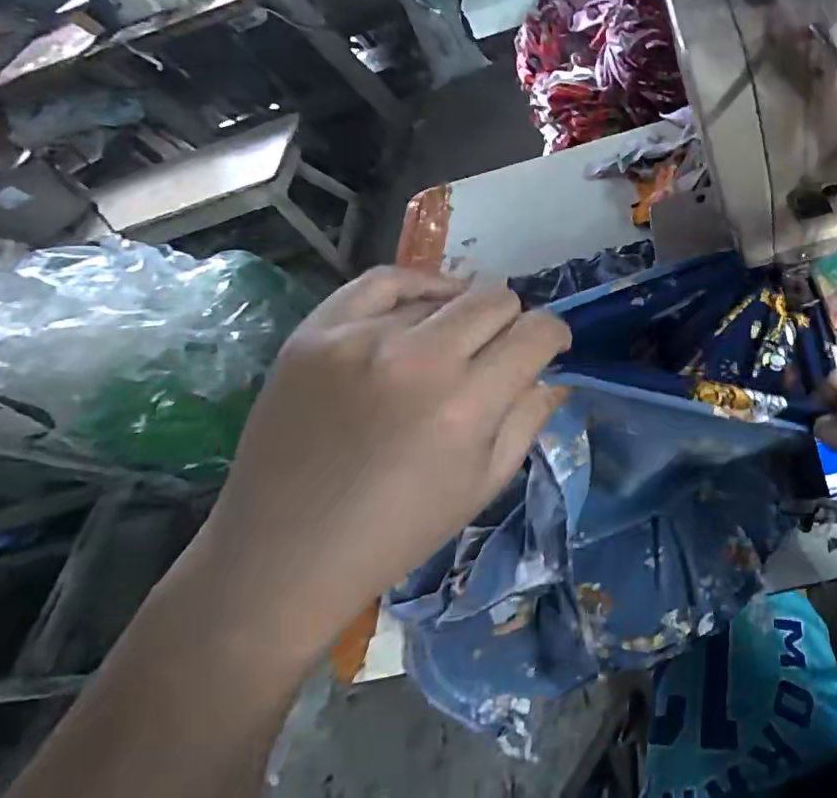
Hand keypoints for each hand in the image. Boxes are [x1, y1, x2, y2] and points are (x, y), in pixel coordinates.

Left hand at [194, 267, 570, 649]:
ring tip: (450, 346)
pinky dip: (414, 287)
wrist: (282, 555)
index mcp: (468, 403)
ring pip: (445, 293)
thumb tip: (555, 375)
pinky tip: (424, 305)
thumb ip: (529, 418)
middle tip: (499, 353)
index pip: (537, 332)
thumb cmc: (399, 530)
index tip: (549, 350)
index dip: (555, 336)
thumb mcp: (486, 483)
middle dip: (513, 323)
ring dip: (461, 318)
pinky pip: (381, 281)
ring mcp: (362, 339)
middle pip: (497, 300)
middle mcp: (420, 358)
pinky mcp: (315, 334)